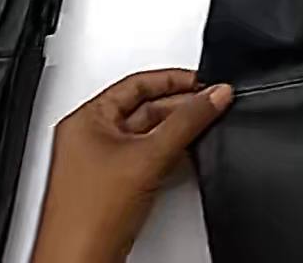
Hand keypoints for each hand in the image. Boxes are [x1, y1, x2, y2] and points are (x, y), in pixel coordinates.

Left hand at [30, 70, 233, 262]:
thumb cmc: (87, 222)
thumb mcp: (148, 157)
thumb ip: (187, 121)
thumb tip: (215, 94)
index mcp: (87, 120)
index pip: (137, 84)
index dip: (172, 79)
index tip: (201, 81)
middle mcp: (90, 139)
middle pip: (145, 107)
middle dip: (180, 105)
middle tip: (211, 101)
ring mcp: (100, 166)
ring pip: (148, 133)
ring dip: (177, 128)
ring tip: (205, 122)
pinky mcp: (112, 190)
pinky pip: (147, 157)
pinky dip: (169, 151)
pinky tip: (188, 151)